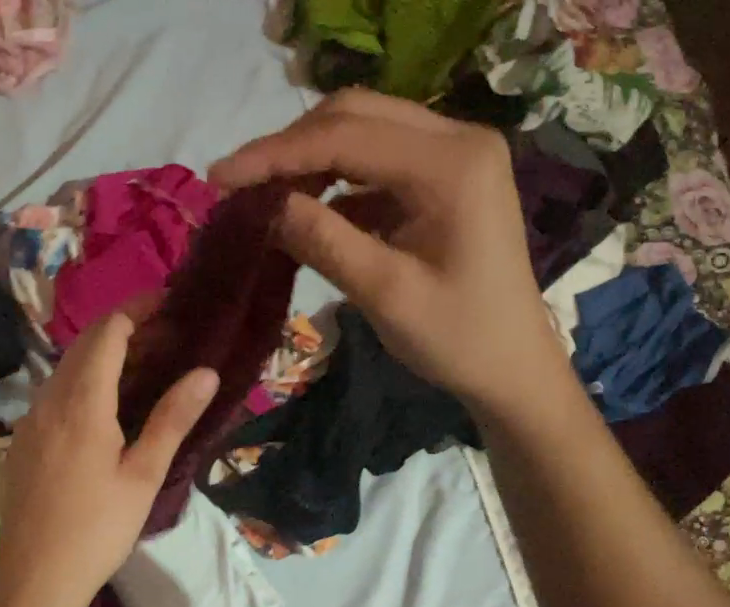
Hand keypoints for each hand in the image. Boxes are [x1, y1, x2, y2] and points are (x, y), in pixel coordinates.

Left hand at [0, 309, 217, 606]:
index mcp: (81, 404)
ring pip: (65, 370)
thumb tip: (205, 371)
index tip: (169, 303)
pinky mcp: (22, 444)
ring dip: (100, 356)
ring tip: (141, 367)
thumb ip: (171, 419)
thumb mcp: (143, 476)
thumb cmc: (98, 529)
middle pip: (82, 345)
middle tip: (164, 334)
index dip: (137, 309)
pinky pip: (53, 396)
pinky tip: (104, 408)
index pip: (107, 332)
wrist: (36, 577)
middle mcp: (48, 402)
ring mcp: (29, 422)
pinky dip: (81, 384)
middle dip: (122, 328)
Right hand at [210, 89, 571, 414]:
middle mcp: (456, 140)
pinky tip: (301, 211)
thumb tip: (265, 207)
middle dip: (289, 146)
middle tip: (235, 185)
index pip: (345, 136)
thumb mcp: (385, 294)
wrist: (511, 367)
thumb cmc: (456, 338)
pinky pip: (375, 163)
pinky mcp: (442, 180)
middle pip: (354, 116)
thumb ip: (324, 241)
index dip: (275, 154)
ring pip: (362, 133)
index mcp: (451, 163)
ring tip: (260, 198)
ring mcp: (452, 157)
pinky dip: (333, 182)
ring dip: (308, 160)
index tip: (219, 178)